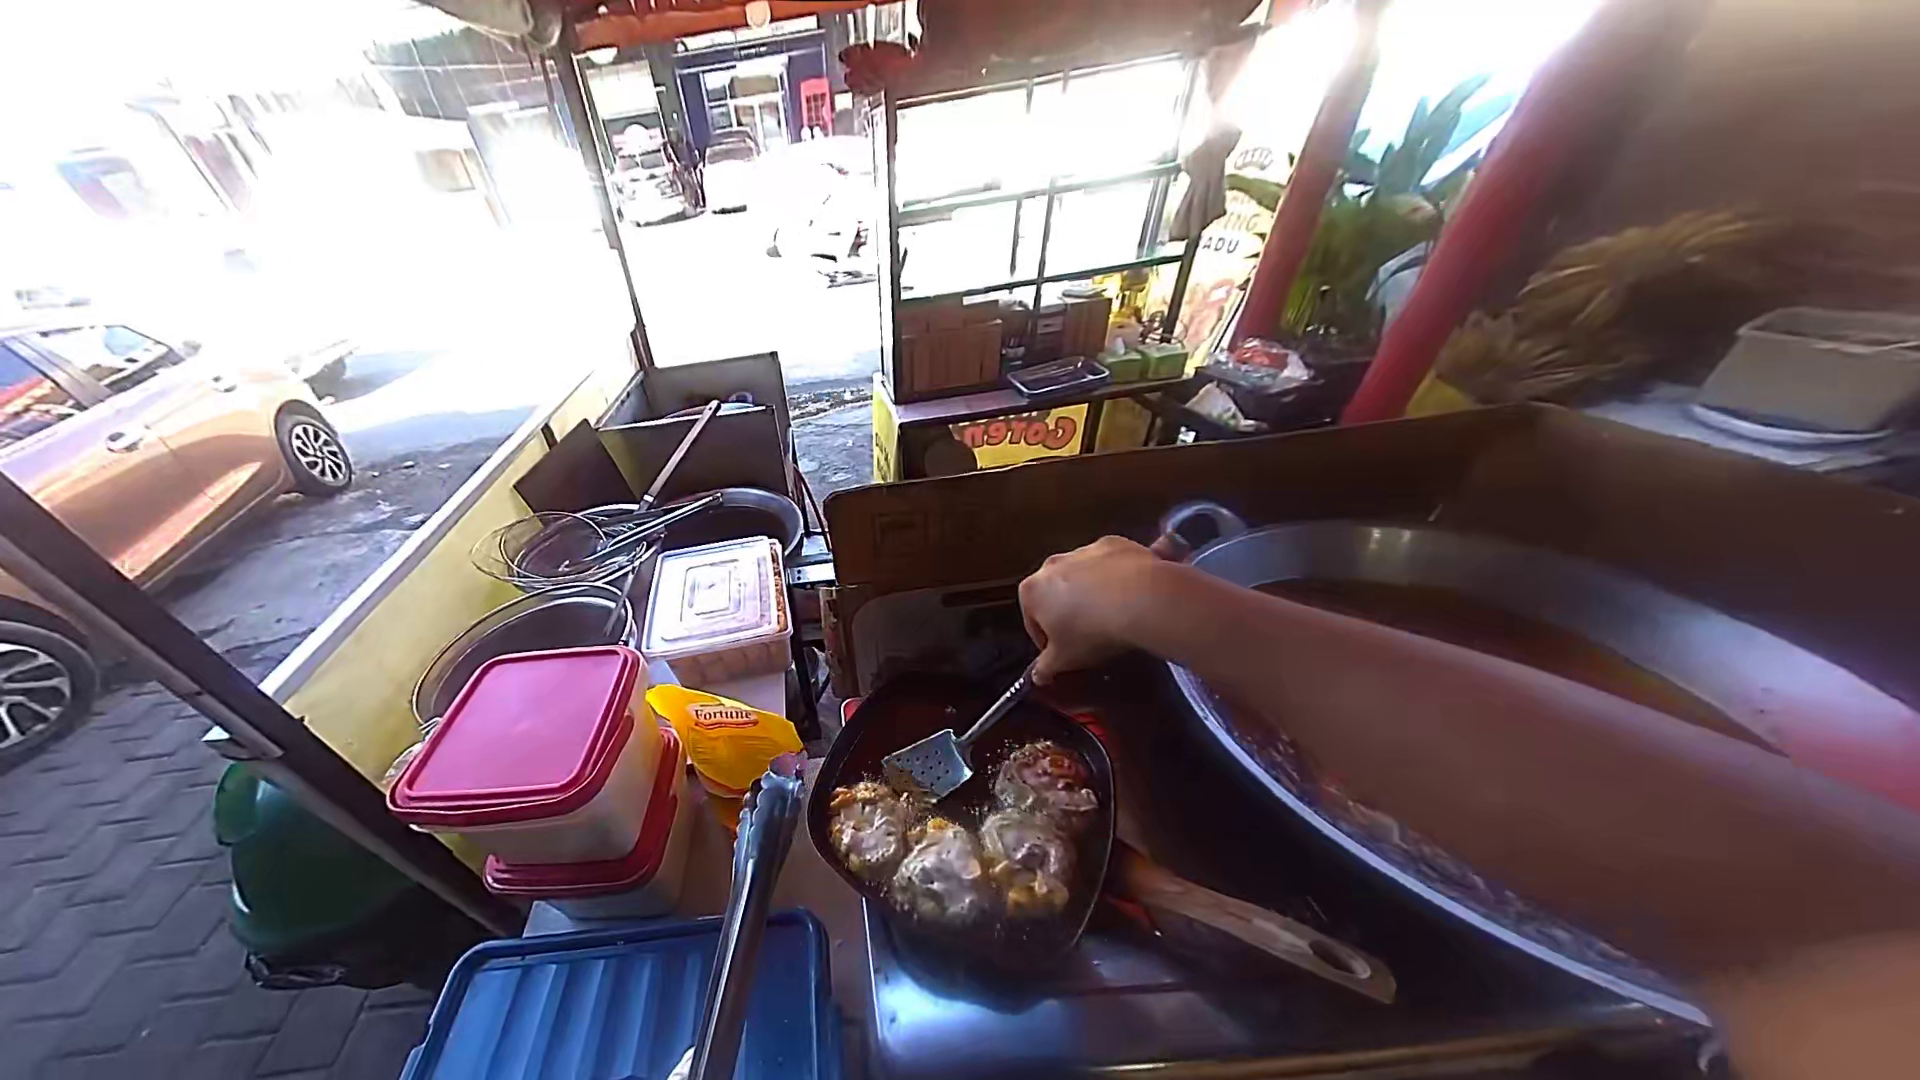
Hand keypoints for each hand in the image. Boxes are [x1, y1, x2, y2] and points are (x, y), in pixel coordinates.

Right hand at [1018, 536, 1163, 683]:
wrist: (1140, 600)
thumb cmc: (1092, 630)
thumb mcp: (1064, 660)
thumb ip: (1046, 668)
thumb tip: (1038, 675)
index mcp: (1032, 591)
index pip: (1031, 621)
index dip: (1046, 641)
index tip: (1061, 654)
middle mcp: (1052, 565)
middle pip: (1055, 594)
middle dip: (1068, 612)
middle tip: (1088, 637)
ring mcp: (1083, 551)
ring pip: (1083, 576)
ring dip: (1092, 593)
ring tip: (1113, 618)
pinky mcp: (1114, 544)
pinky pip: (1111, 564)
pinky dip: (1117, 577)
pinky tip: (1131, 597)